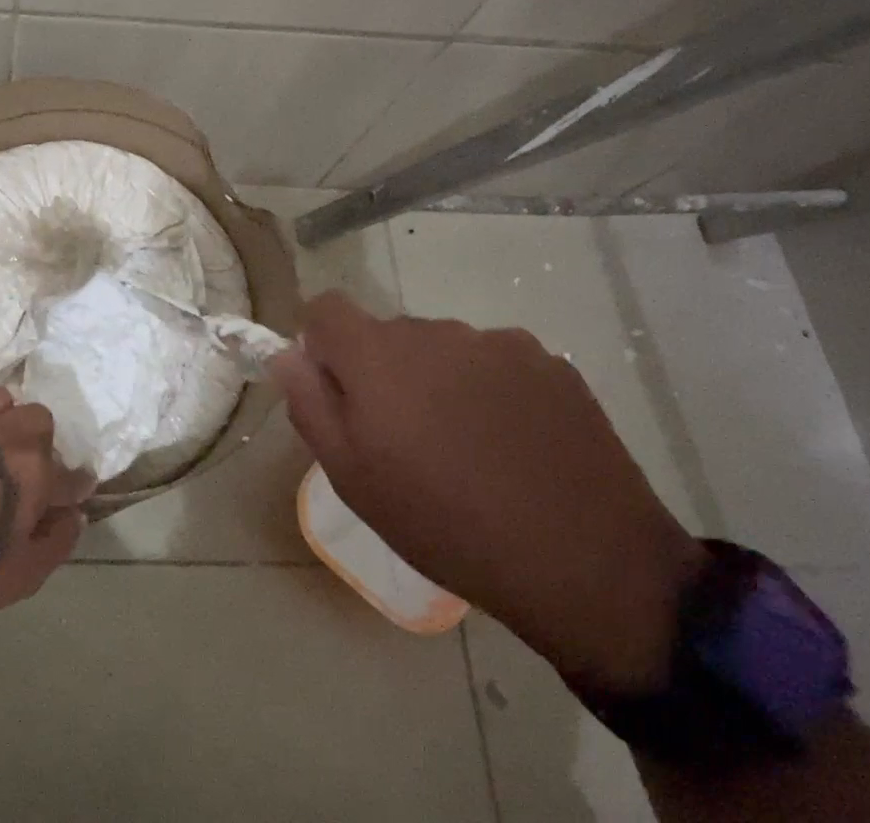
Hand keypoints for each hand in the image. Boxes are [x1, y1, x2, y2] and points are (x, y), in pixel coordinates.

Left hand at [0, 385, 94, 636]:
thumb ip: (59, 541)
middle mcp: (3, 436)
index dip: (72, 490)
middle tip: (27, 474)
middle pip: (39, 420)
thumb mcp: (24, 577)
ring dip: (4, 418)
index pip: (71, 474)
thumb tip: (72, 515)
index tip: (68, 500)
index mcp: (34, 471)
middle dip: (40, 445)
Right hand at [271, 291, 708, 692]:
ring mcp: (503, 345)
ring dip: (434, 381)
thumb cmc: (442, 523)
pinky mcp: (553, 366)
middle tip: (398, 441)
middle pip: (387, 333)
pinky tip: (507, 446)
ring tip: (460, 448)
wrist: (582, 559)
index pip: (326, 309)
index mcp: (379, 356)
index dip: (319, 344)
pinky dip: (485, 391)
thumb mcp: (352, 478)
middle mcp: (439, 333)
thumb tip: (287, 354)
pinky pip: (494, 364)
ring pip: (442, 349)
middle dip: (379, 372)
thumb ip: (310, 405)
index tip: (333, 394)